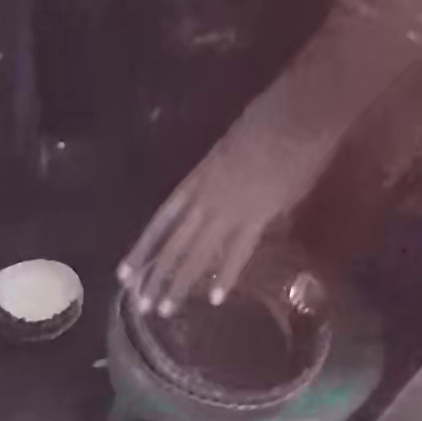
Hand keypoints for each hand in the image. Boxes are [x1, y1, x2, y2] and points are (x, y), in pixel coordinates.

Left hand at [118, 115, 327, 313]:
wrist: (297, 109)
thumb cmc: (269, 118)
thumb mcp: (226, 150)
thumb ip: (219, 181)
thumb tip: (222, 201)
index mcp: (193, 183)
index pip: (158, 225)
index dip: (141, 251)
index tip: (123, 274)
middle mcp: (203, 202)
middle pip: (171, 247)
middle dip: (154, 278)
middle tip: (140, 305)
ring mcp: (228, 211)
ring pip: (196, 256)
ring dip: (178, 285)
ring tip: (164, 311)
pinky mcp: (257, 216)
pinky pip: (238, 253)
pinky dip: (227, 277)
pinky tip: (214, 299)